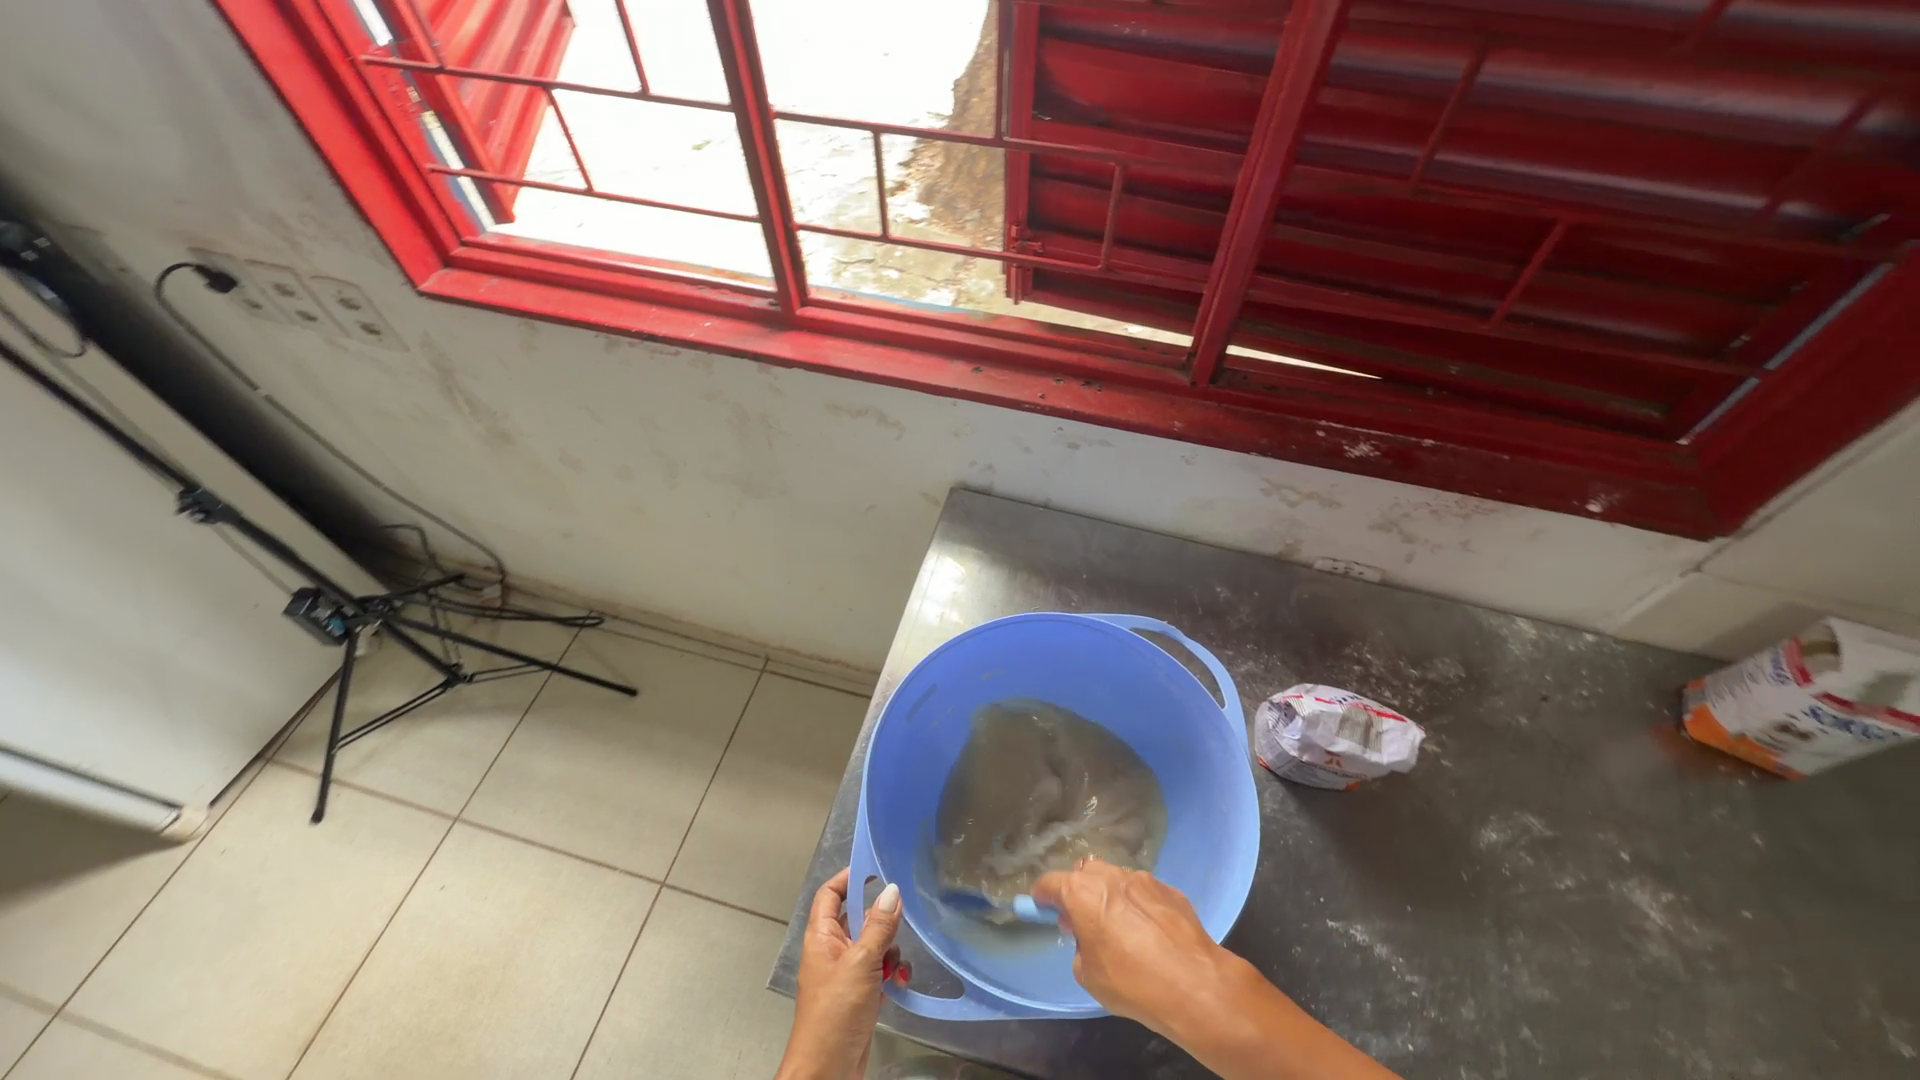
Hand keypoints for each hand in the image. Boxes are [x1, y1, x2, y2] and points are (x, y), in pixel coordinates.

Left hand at [775, 868, 910, 1079]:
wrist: (827, 1070)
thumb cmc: (835, 1013)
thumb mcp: (861, 963)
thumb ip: (879, 926)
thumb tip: (893, 890)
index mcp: (821, 936)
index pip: (830, 894)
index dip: (849, 877)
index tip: (876, 868)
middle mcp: (831, 950)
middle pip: (857, 917)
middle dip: (879, 918)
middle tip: (900, 919)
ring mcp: (845, 972)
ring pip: (872, 944)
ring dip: (889, 949)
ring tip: (895, 963)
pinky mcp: (859, 993)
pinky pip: (878, 969)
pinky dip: (891, 971)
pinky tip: (899, 982)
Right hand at [1036, 860, 1400, 1079]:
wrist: (1193, 984)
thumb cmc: (1130, 981)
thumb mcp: (1088, 974)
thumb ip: (1080, 944)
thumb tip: (1087, 934)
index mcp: (1082, 892)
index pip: (1051, 883)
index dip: (1043, 896)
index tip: (1042, 907)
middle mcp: (1111, 876)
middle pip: (1085, 873)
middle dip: (1079, 891)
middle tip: (1082, 920)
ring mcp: (1144, 879)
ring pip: (1117, 879)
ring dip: (1111, 895)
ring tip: (1119, 927)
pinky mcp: (1171, 890)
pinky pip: (1144, 892)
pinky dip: (1139, 904)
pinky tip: (1149, 932)